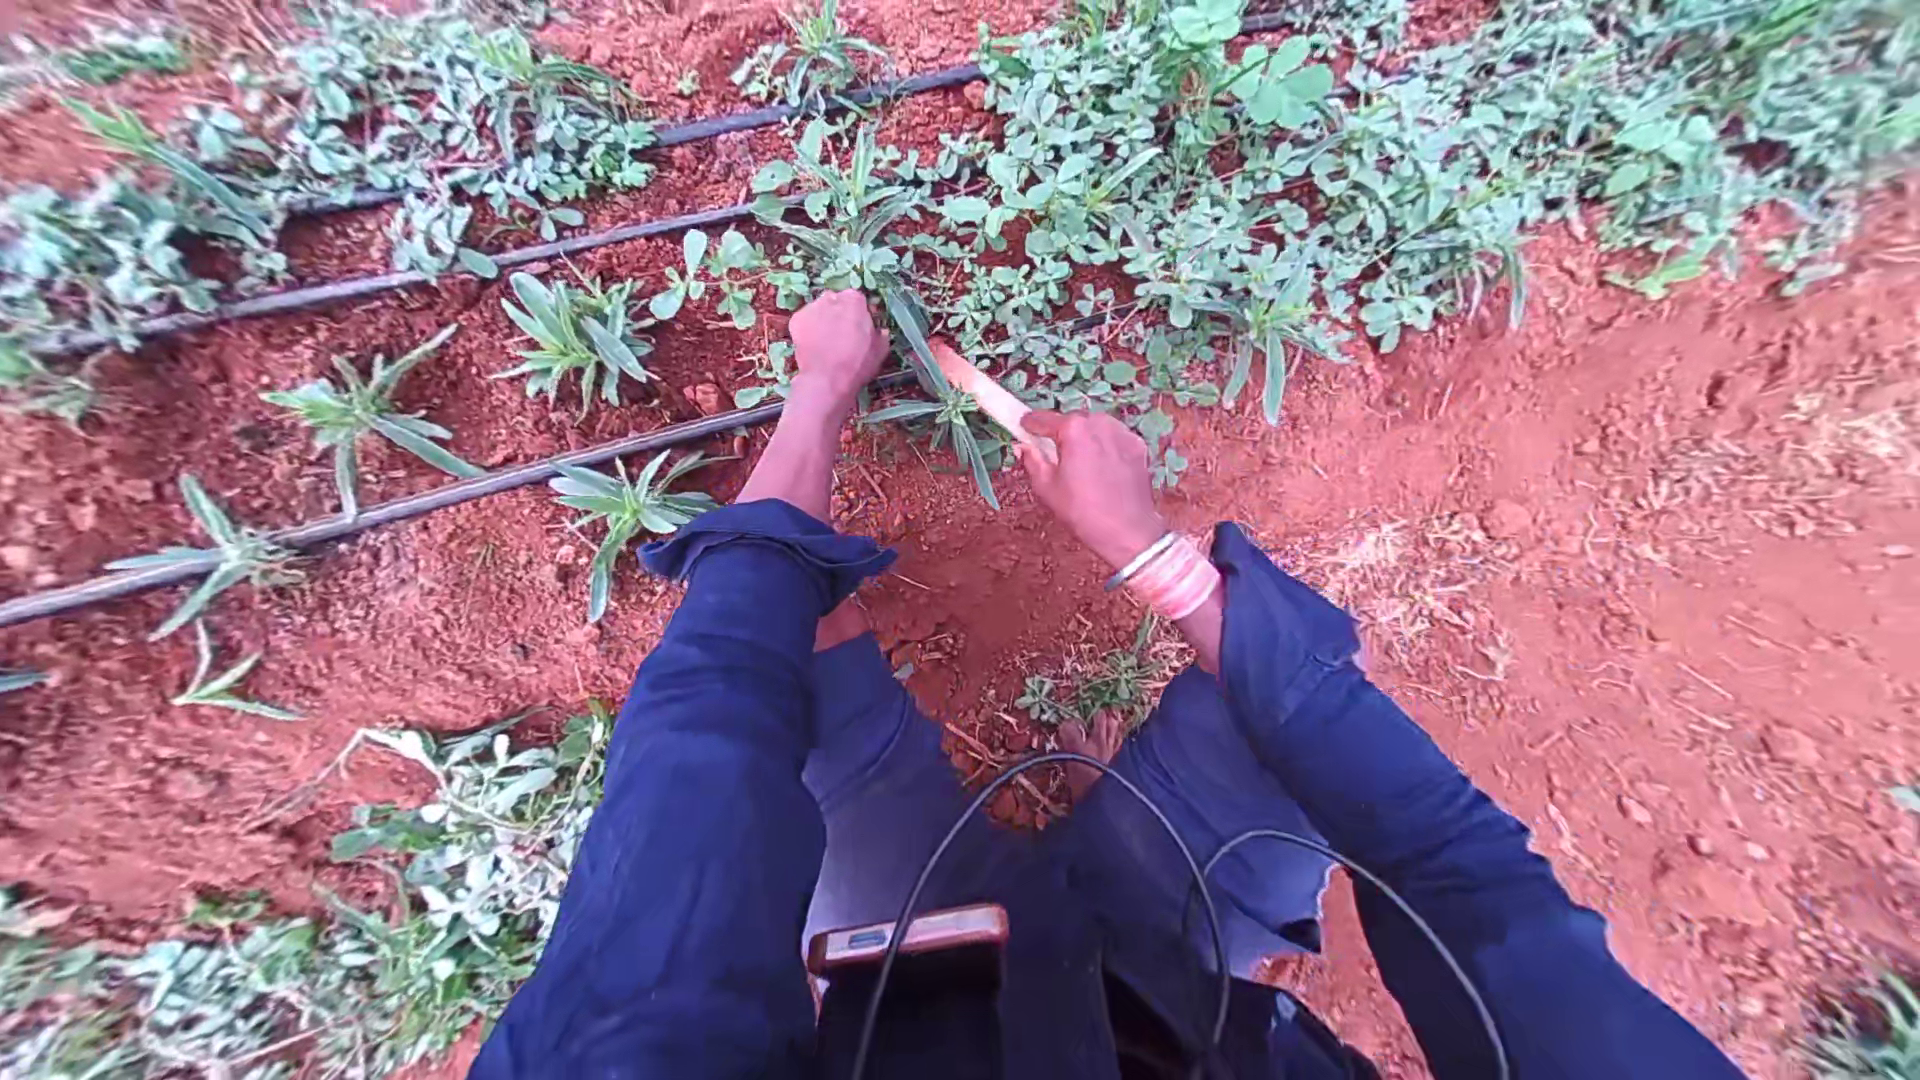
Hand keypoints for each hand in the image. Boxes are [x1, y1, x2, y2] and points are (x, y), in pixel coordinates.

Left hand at [787, 288, 888, 412]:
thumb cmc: (857, 365)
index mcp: (854, 300)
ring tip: (826, 342)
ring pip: (818, 310)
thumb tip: (880, 331)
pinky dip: (808, 330)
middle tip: (842, 335)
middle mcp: (831, 297)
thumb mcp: (879, 351)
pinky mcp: (796, 320)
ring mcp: (811, 308)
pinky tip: (814, 346)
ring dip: (823, 320)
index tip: (859, 328)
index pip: (857, 299)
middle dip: (838, 313)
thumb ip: (880, 335)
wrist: (827, 380)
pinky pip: (805, 321)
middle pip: (836, 301)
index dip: (858, 314)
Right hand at [1019, 410, 1168, 571]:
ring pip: (1095, 426)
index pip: (1044, 419)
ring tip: (1079, 461)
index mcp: (1073, 430)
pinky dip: (1104, 446)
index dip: (1030, 423)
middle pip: (1072, 421)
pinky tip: (1101, 468)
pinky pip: (1113, 438)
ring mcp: (1122, 433)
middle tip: (1053, 453)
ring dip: (1084, 437)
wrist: (1127, 530)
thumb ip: (1032, 460)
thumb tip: (1023, 446)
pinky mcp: (1138, 445)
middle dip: (1061, 432)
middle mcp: (1099, 423)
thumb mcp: (1046, 487)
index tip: (1023, 426)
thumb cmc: (1081, 511)